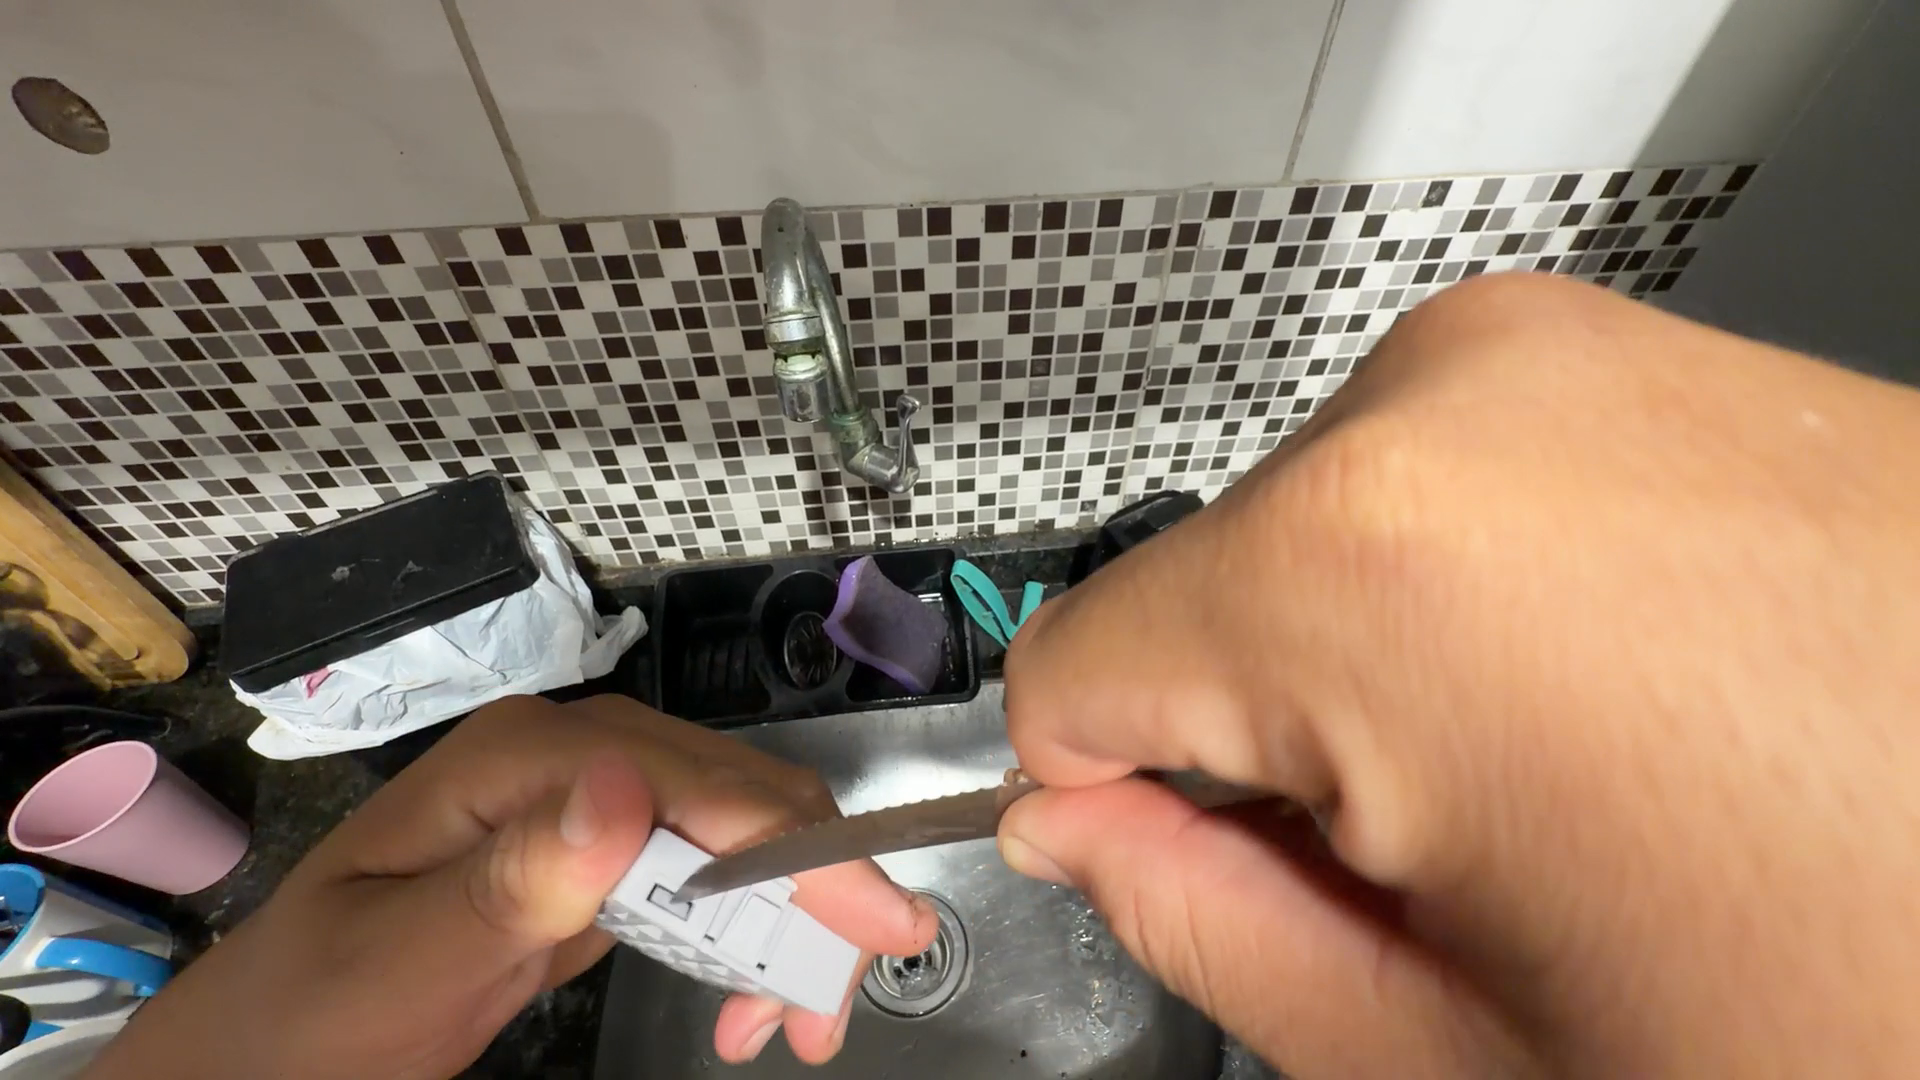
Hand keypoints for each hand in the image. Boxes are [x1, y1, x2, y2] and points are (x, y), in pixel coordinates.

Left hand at [86, 695, 936, 1078]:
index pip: (703, 786)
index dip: (800, 851)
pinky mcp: (618, 843)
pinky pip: (716, 864)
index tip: (883, 927)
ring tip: (800, 1018)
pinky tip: (748, 990)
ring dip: (795, 913)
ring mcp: (607, 793)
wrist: (256, 1055)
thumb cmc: (300, 1028)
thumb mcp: (387, 974)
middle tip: (838, 1007)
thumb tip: (631, 792)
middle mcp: (590, 752)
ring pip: (746, 829)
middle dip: (815, 891)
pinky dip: (754, 923)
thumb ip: (509, 883)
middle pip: (744, 798)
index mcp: (537, 754)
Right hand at [998, 273, 1919, 1076]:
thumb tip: (1061, 816)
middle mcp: (1425, 402)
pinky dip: (1402, 601)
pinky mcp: (1584, 357)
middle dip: (1235, 733)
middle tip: (1409, 846)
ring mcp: (1517, 356)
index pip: (1069, 660)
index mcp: (1362, 565)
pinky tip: (1551, 681)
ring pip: (1267, 547)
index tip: (1174, 852)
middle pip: (1173, 599)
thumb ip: (1184, 907)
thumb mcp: (1445, 1057)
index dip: (1089, 774)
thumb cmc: (1859, 1037)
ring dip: (1324, 672)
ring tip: (1509, 771)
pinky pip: (1375, 497)